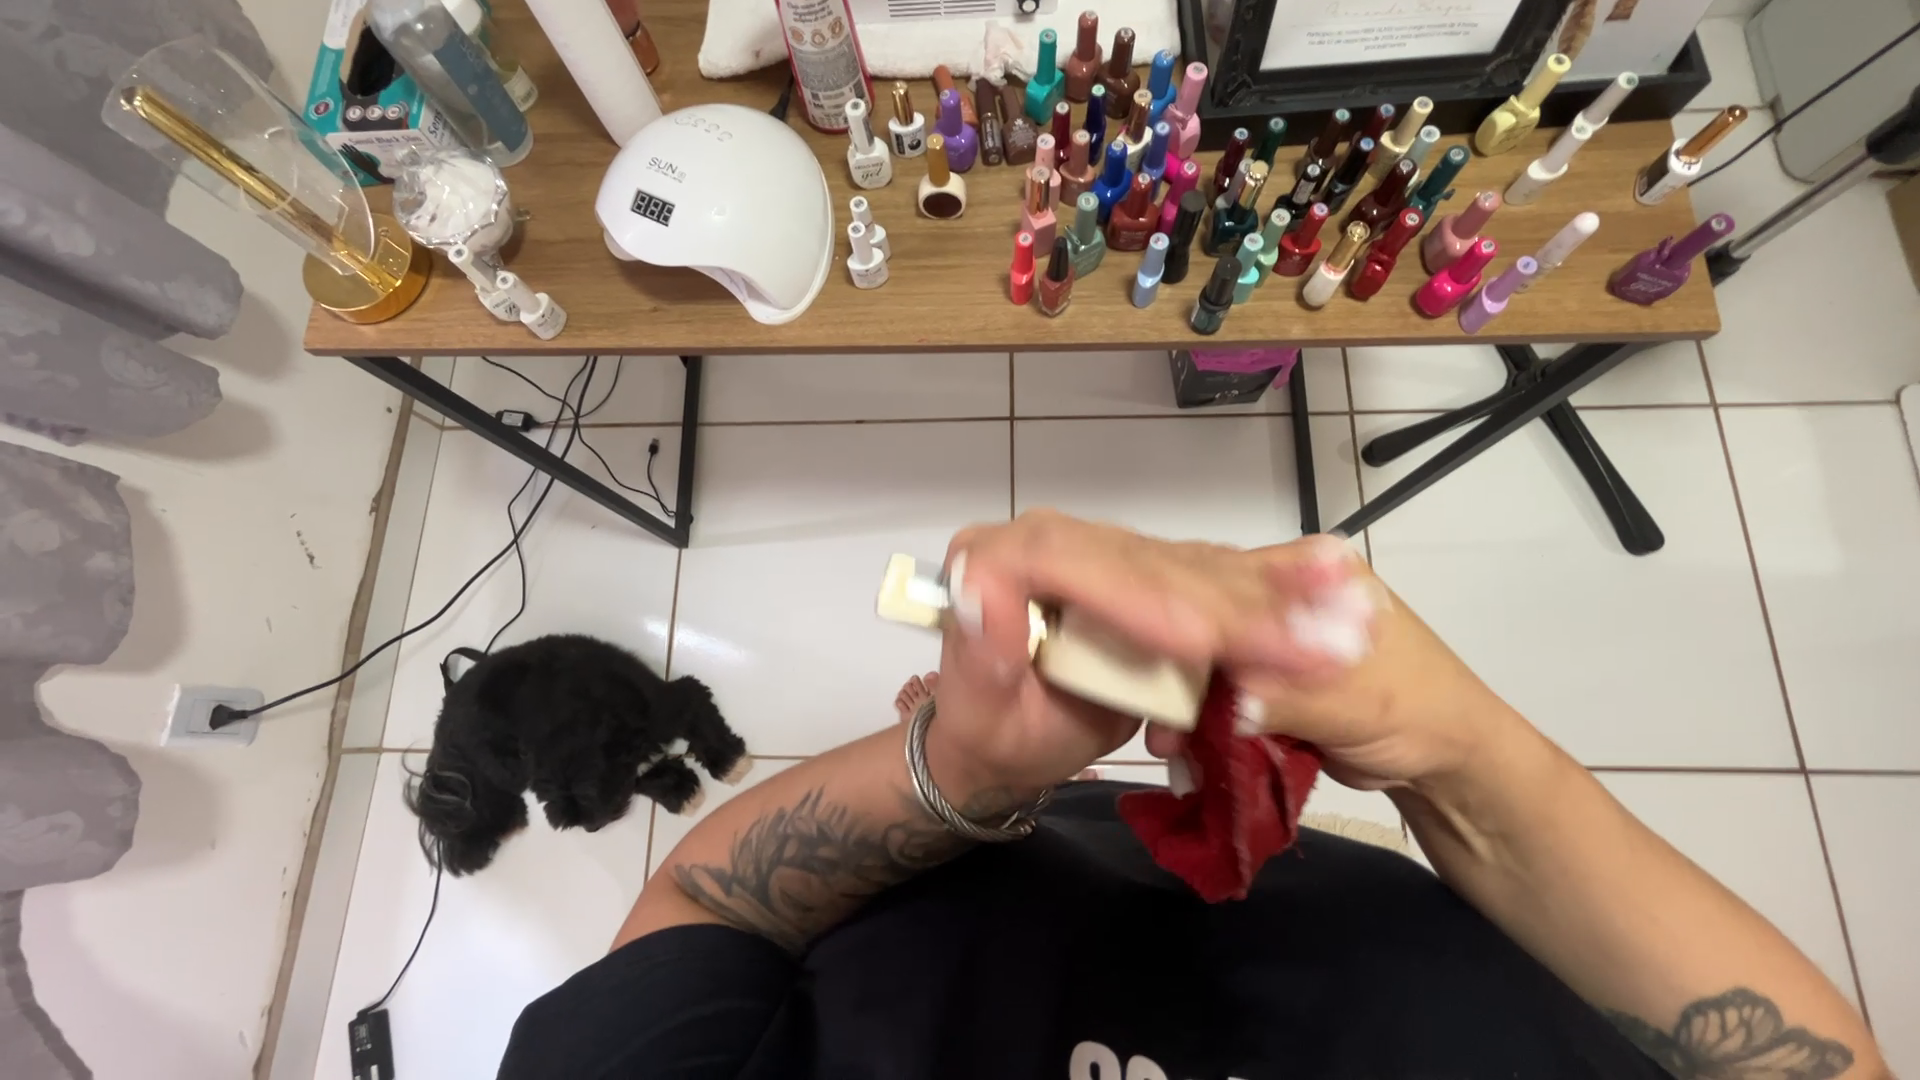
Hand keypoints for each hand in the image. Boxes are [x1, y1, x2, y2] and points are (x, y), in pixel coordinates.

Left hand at [924, 512, 1373, 797]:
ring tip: (1344, 625)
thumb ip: (983, 650)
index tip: (1198, 641)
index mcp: (994, 559)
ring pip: (1183, 565)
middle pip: (1139, 559)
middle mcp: (1047, 538)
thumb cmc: (997, 732)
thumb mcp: (982, 709)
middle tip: (1314, 645)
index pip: (1060, 555)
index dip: (1132, 593)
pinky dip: (1266, 597)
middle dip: (1224, 606)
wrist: (1006, 733)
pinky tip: (1331, 598)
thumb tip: (984, 584)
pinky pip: (1204, 576)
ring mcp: (1098, 549)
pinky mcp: (1138, 568)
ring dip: (1263, 602)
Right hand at [1158, 544, 1529, 791]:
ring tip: (1168, 736)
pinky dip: (1210, 716)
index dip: (1195, 623)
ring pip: (1217, 661)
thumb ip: (1276, 696)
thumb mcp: (1347, 699)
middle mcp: (1287, 595)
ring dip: (1195, 699)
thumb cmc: (1415, 711)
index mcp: (1313, 572)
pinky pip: (1227, 691)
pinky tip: (1185, 738)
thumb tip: (1204, 702)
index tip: (1161, 664)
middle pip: (1217, 624)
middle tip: (1160, 713)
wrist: (1447, 767)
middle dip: (1189, 670)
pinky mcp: (1271, 678)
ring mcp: (1276, 639)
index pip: (1232, 583)